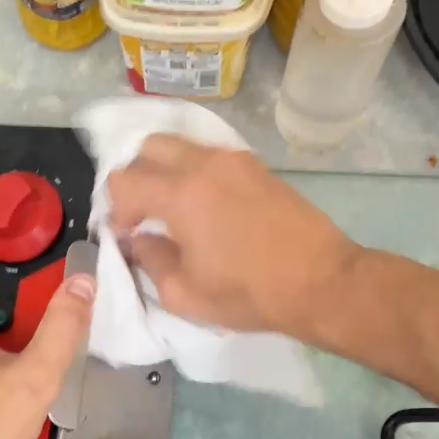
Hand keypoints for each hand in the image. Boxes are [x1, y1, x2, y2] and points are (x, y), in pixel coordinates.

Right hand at [107, 135, 362, 337]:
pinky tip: (205, 206)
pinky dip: (194, 171)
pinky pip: (210, 155)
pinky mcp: (256, 166)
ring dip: (166, 170)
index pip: (124, 180)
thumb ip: (149, 260)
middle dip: (136, 177)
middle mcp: (204, 164)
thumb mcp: (184, 294)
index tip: (129, 236)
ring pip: (181, 145)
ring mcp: (234, 160)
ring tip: (174, 208)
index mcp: (181, 194)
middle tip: (145, 214)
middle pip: (148, 146)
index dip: (116, 209)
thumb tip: (137, 241)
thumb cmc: (249, 294)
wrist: (322, 282)